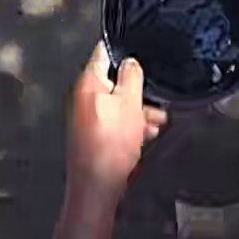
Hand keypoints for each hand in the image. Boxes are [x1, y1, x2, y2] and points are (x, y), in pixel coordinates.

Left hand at [67, 43, 166, 199]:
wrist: (97, 189)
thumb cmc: (112, 144)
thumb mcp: (130, 103)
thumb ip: (131, 76)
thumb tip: (130, 62)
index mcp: (87, 82)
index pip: (104, 51)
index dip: (123, 50)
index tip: (138, 51)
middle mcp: (82, 96)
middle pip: (114, 80)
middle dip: (137, 91)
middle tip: (155, 101)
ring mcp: (85, 116)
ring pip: (116, 102)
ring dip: (138, 110)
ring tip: (156, 123)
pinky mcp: (92, 133)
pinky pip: (113, 119)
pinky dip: (129, 124)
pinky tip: (145, 134)